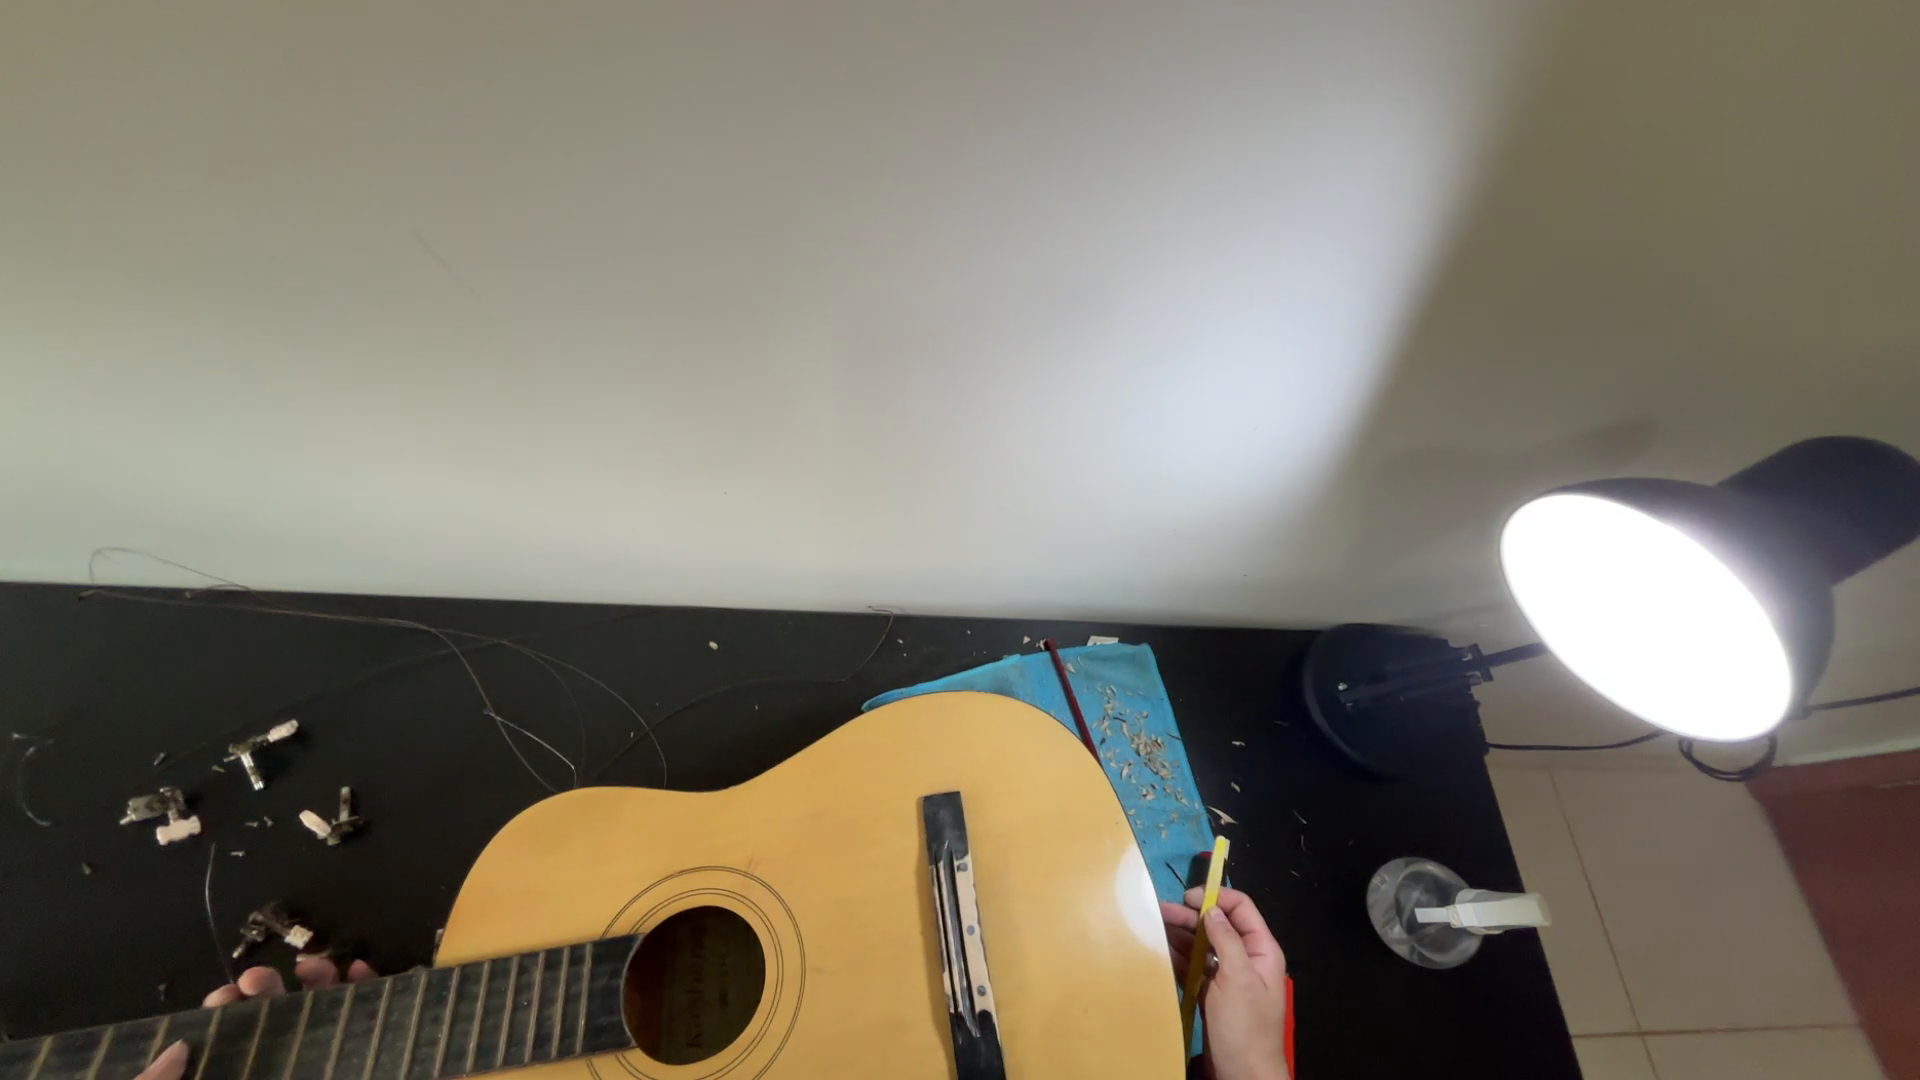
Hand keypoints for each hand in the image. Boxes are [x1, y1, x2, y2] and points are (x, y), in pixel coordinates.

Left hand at [133, 958, 377, 1079]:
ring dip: (317, 981)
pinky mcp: (349, 1061)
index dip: (224, 1014)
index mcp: (225, 1073)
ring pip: (319, 1016)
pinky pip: (362, 1020)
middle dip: (267, 991)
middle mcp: (270, 1065)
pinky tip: (359, 969)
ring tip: (312, 965)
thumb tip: (178, 1047)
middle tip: (258, 978)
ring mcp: (309, 1063)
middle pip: (272, 1022)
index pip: (224, 1041)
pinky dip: (364, 988)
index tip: (226, 996)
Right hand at [1160, 888, 1289, 1079]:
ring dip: (1180, 932)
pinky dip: (1178, 954)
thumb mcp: (1239, 979)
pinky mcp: (1211, 990)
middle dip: (1190, 915)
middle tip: (1161, 911)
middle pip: (1217, 923)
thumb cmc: (1245, 1026)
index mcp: (1261, 950)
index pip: (1241, 908)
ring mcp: (1227, 974)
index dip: (1217, 897)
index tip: (1189, 898)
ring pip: (1202, 942)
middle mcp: (1245, 956)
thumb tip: (1212, 909)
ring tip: (1155, 924)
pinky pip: (1194, 963)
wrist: (1243, 1075)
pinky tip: (1161, 947)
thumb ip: (1227, 940)